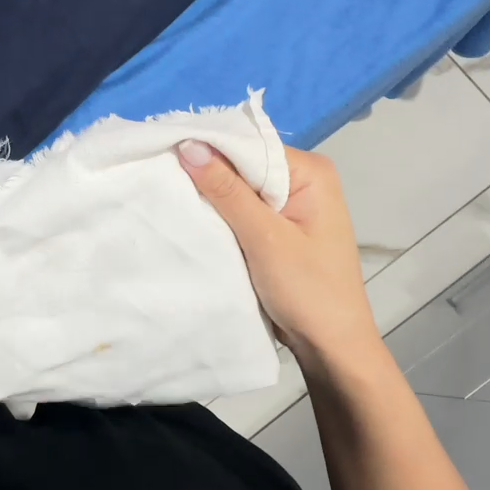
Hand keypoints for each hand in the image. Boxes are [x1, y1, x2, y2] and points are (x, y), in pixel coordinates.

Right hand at [177, 140, 379, 362]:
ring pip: (238, 189)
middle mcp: (302, 180)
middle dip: (206, 172)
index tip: (162, 151)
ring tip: (168, 195)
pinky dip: (219, 216)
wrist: (331, 345)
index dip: (208, 147)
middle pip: (243, 164)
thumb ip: (227, 191)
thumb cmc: (307, 290)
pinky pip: (241, 211)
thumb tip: (189, 144)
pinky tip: (193, 218)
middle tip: (158, 175)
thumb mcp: (265, 238)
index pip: (249, 145)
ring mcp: (290, 206)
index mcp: (310, 172)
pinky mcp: (277, 229)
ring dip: (209, 196)